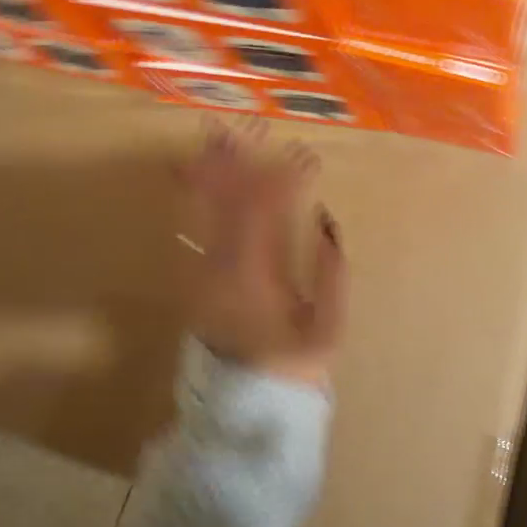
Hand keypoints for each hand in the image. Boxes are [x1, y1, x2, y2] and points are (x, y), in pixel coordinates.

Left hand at [183, 119, 346, 386]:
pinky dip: (198, 192)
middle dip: (239, 158)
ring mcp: (203, 269)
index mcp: (256, 276)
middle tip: (250, 124)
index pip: (265, 210)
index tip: (308, 155)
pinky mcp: (197, 275)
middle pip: (225, 199)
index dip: (286, 177)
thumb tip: (328, 222)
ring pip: (204, 207)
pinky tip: (196, 170)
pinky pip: (195, 222)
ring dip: (213, 167)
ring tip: (218, 132)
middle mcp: (221, 265)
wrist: (246, 402)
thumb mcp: (327, 328)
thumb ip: (331, 275)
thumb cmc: (294, 363)